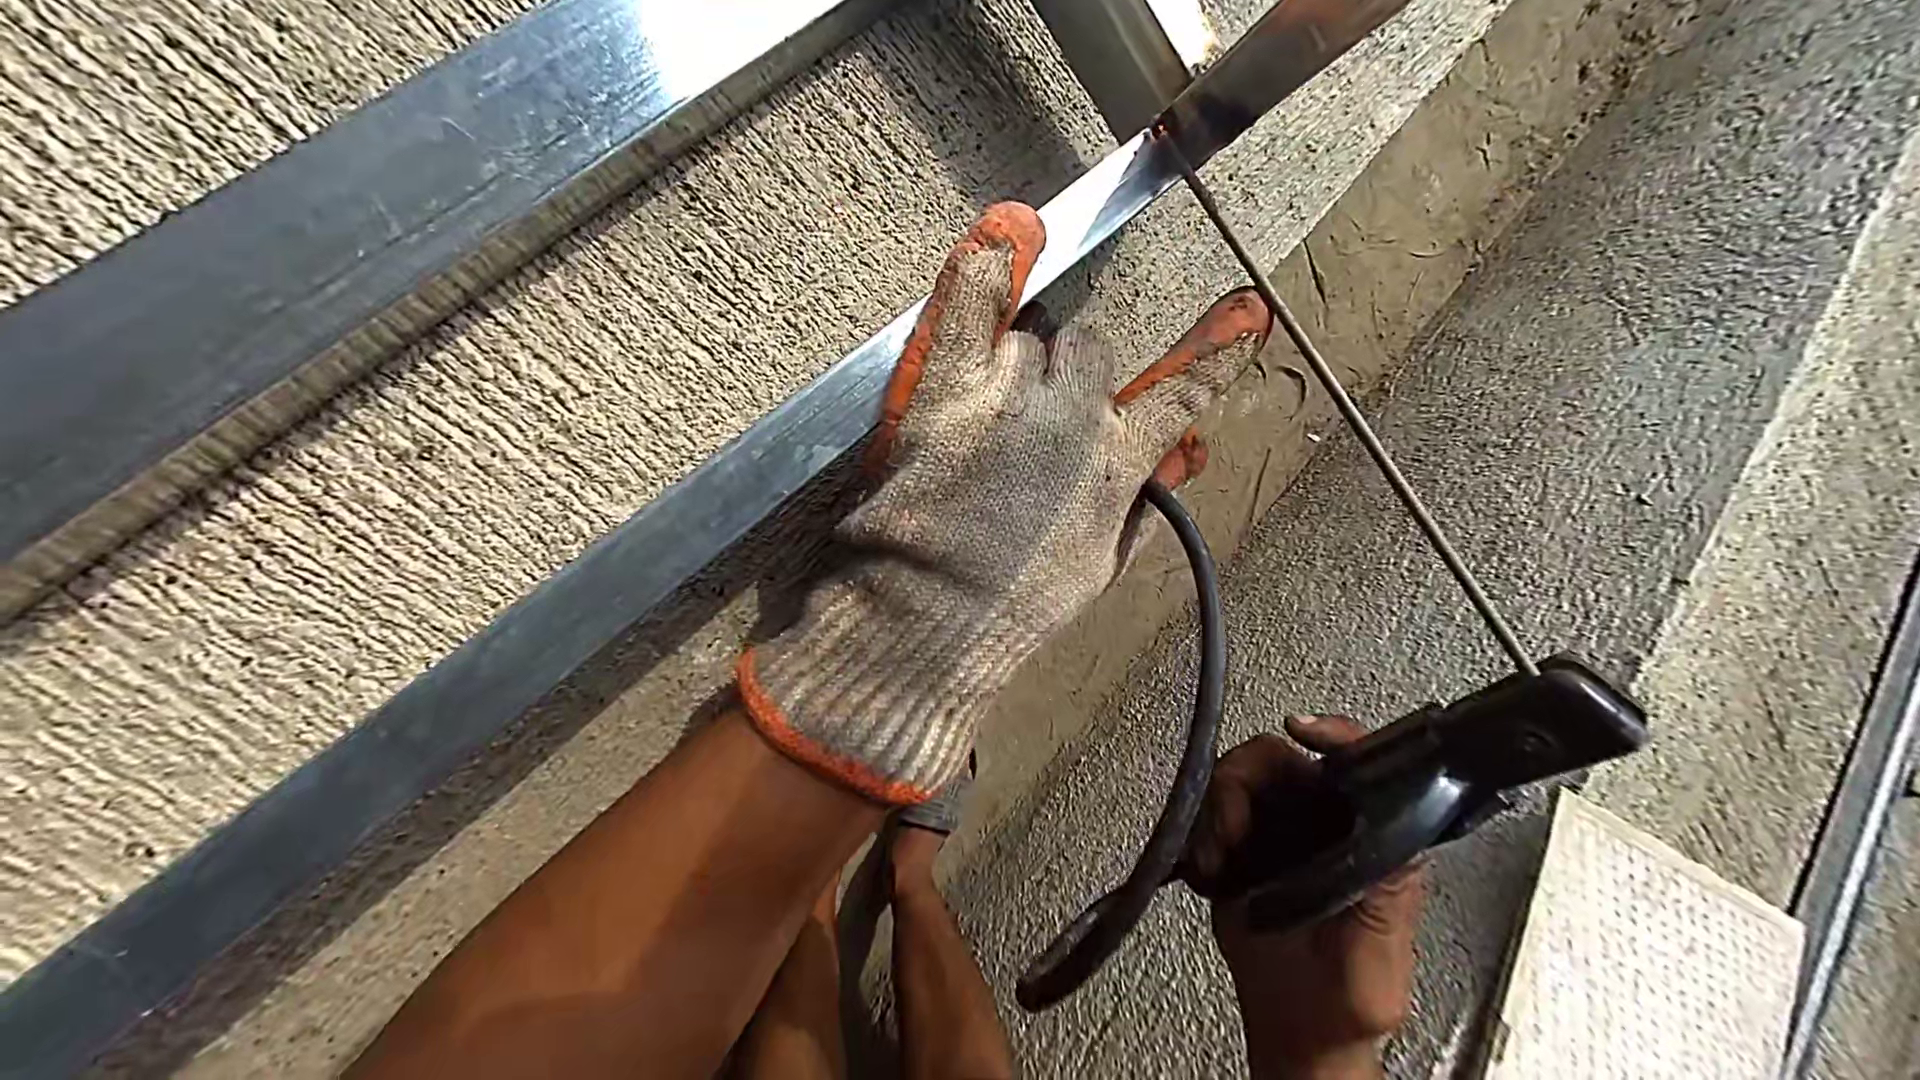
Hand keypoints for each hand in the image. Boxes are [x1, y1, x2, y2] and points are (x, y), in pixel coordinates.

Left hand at [738, 202, 1271, 804]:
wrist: (925, 623)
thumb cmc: (1007, 609)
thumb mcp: (1096, 567)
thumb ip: (1144, 502)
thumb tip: (1188, 453)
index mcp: (1114, 468)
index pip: (1181, 396)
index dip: (1213, 356)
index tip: (1246, 317)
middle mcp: (1073, 421)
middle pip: (1091, 347)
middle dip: (1068, 370)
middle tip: (1029, 411)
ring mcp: (1011, 398)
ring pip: (1031, 334)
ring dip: (1014, 358)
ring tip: (982, 409)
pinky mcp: (947, 391)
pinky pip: (972, 300)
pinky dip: (986, 269)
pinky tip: (1002, 240)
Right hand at [1185, 717, 1425, 1079]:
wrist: (1291, 1027)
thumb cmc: (1344, 1003)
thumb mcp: (1376, 958)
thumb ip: (1387, 897)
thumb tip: (1395, 833)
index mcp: (1365, 842)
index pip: (1357, 769)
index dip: (1335, 736)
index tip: (1300, 729)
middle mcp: (1320, 825)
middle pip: (1278, 758)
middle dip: (1243, 780)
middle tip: (1231, 829)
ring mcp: (1276, 830)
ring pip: (1238, 775)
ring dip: (1217, 809)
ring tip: (1217, 858)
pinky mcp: (1239, 842)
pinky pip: (1209, 806)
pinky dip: (1200, 828)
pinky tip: (1208, 867)